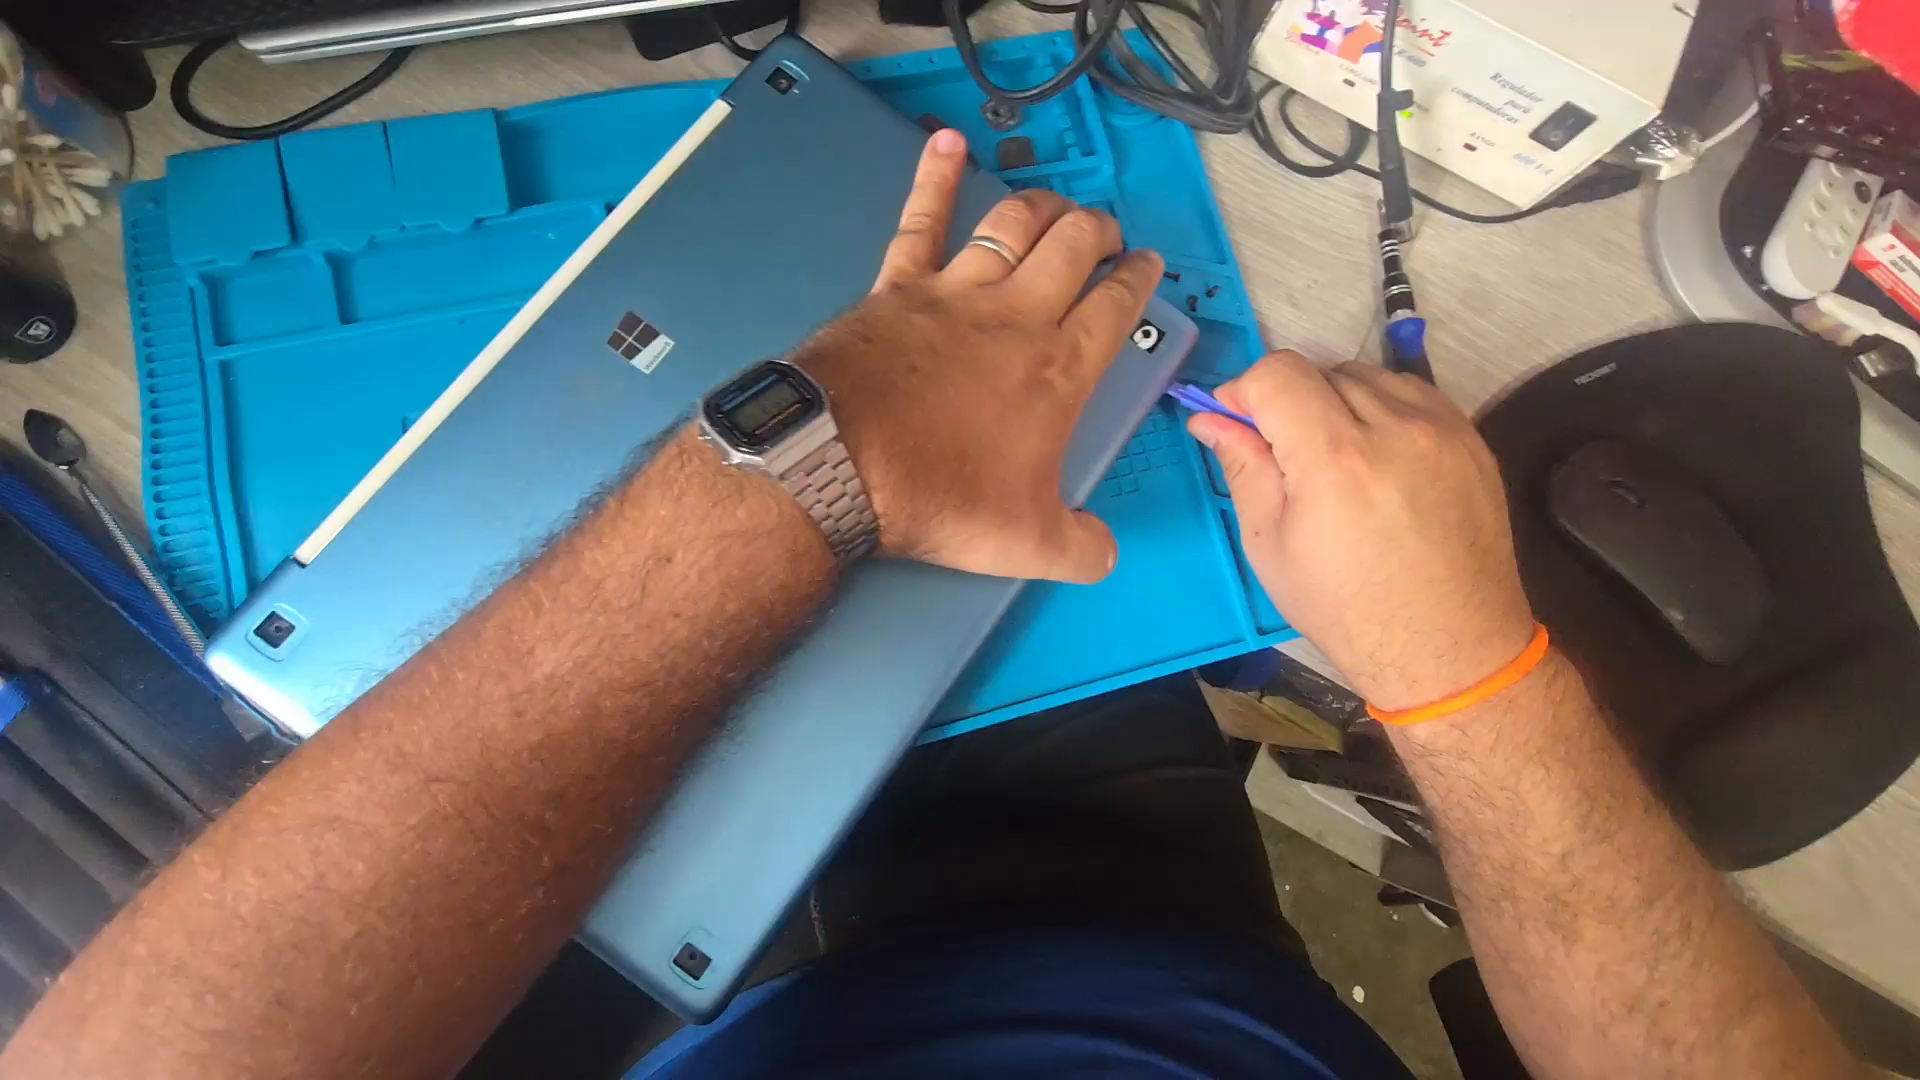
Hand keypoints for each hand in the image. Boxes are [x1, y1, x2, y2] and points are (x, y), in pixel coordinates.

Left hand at [795, 128, 1162, 584]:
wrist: (840, 468)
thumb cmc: (937, 498)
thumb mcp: (1026, 545)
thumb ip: (1081, 550)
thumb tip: (1104, 554)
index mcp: (1057, 370)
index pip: (1115, 307)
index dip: (1138, 280)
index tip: (1145, 267)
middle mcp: (1015, 317)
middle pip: (1073, 247)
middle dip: (1099, 232)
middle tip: (1106, 234)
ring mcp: (954, 294)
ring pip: (1013, 226)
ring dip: (1043, 208)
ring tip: (1057, 205)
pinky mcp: (898, 288)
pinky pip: (921, 220)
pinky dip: (935, 179)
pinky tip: (945, 145)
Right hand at [1189, 352, 1536, 710]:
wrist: (1444, 643)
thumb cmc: (1340, 605)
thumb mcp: (1269, 542)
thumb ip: (1243, 467)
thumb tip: (1209, 420)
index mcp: (1335, 459)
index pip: (1278, 374)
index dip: (1244, 391)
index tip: (1236, 424)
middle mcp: (1395, 427)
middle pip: (1318, 371)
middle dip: (1286, 402)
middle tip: (1282, 454)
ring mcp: (1443, 429)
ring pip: (1366, 375)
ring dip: (1334, 401)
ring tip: (1332, 456)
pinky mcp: (1472, 438)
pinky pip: (1411, 393)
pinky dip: (1379, 408)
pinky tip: (1375, 455)